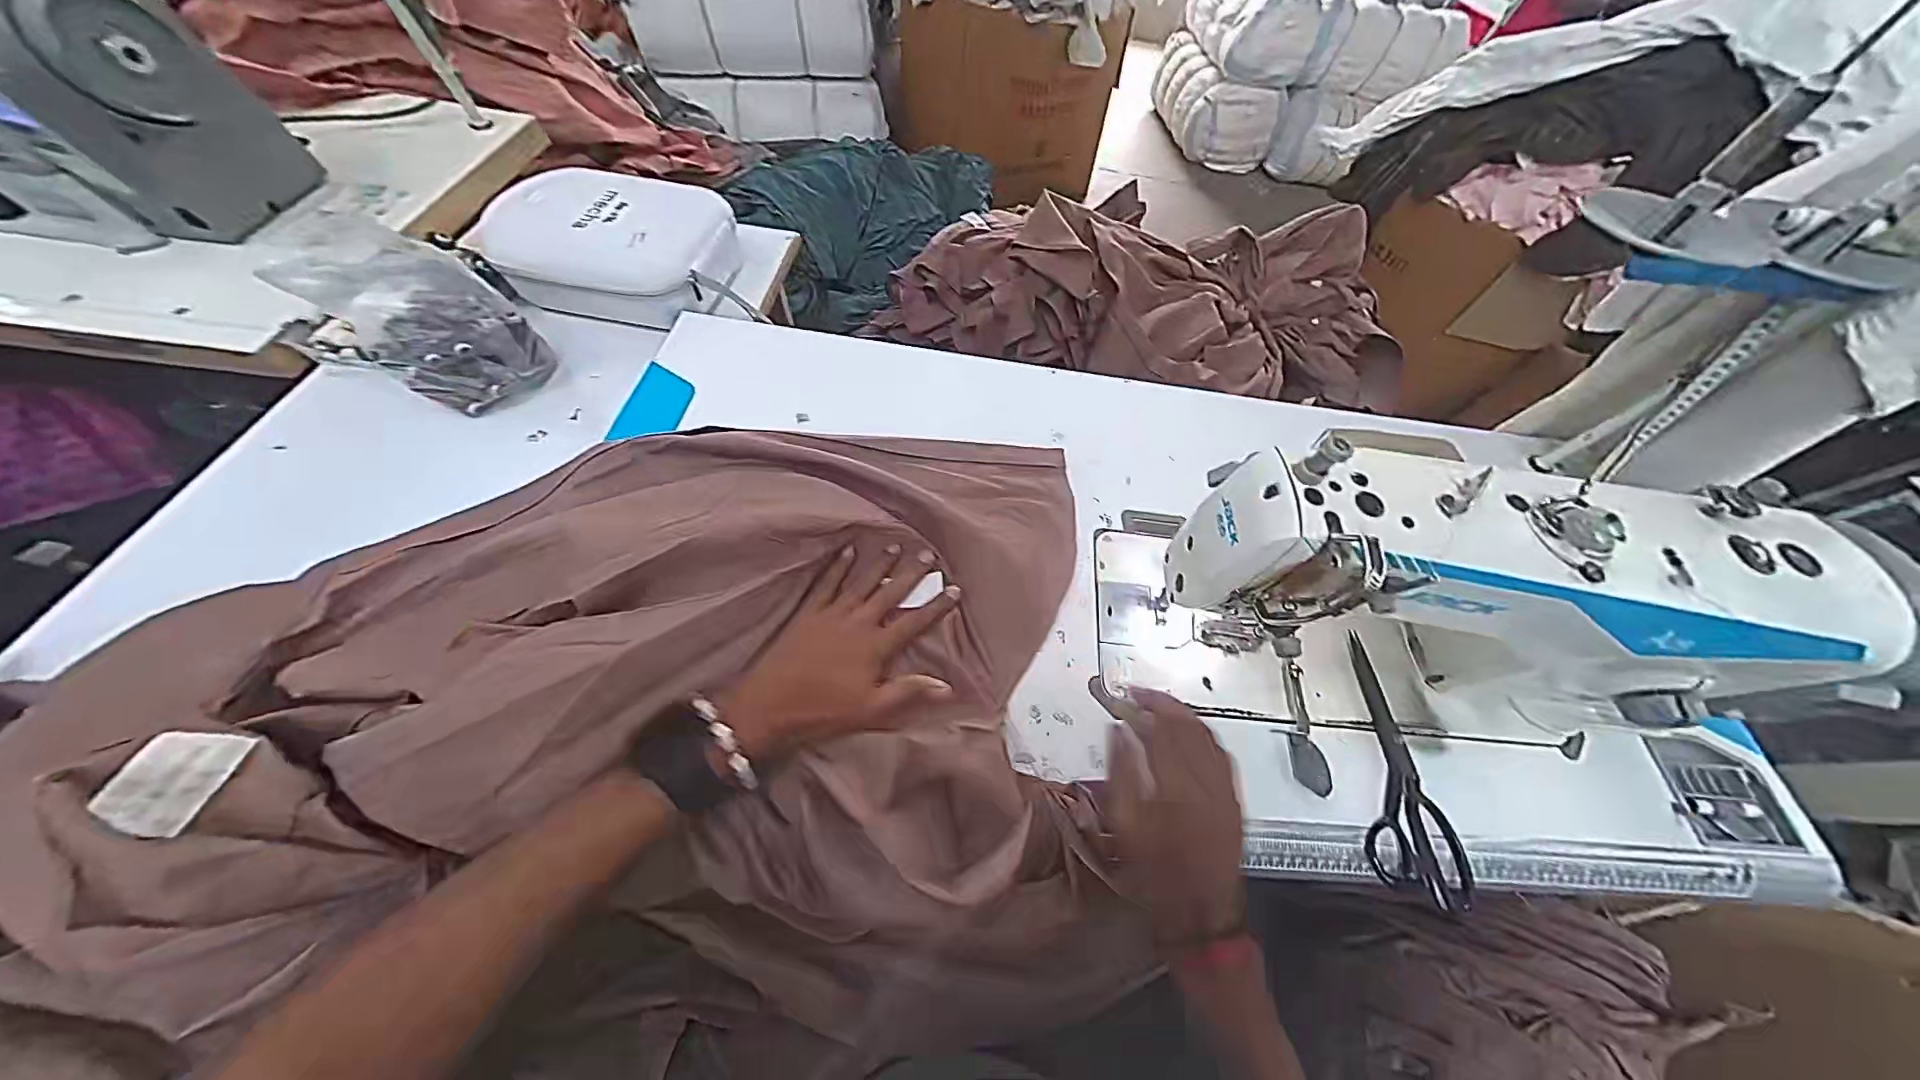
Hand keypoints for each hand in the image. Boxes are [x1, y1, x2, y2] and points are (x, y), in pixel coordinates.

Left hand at [719, 542, 961, 758]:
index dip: (936, 605)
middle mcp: (858, 623)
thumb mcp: (871, 710)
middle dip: (912, 573)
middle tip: (928, 554)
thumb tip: (947, 685)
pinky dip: (838, 566)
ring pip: (862, 582)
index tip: (954, 589)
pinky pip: (827, 583)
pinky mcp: (809, 613)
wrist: (769, 705)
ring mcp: (832, 614)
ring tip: (895, 546)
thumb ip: (908, 692)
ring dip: (879, 564)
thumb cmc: (824, 711)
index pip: (914, 621)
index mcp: (876, 646)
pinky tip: (847, 550)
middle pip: (891, 592)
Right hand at [1099, 684, 1246, 950]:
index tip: (1125, 698)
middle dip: (1163, 703)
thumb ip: (1120, 771)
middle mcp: (1207, 783)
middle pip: (1188, 725)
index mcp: (1176, 787)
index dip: (1141, 707)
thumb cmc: (1157, 877)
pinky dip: (1204, 734)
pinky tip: (1192, 733)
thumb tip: (1118, 733)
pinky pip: (1222, 754)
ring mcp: (1226, 791)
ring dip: (1184, 715)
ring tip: (1162, 707)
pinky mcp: (1235, 801)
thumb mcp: (1124, 825)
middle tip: (1141, 694)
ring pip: (1209, 735)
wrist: (1200, 913)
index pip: (1161, 729)